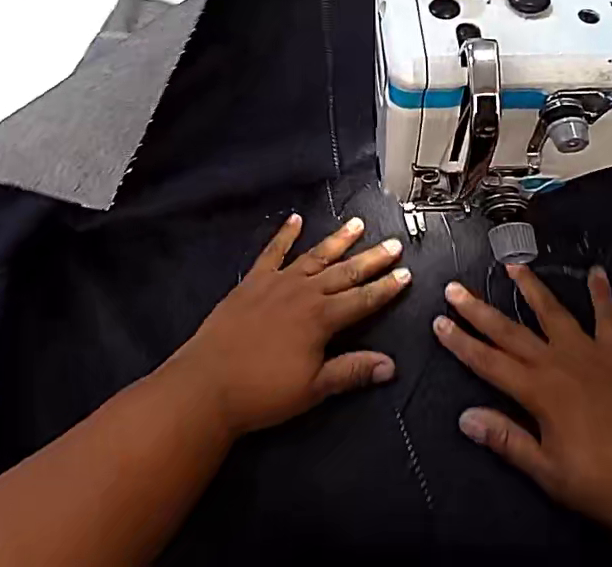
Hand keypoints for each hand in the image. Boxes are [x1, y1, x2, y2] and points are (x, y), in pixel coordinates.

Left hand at [164, 214, 411, 437]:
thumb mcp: (313, 389)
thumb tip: (391, 366)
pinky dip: (285, 235)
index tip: (406, 273)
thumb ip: (352, 371)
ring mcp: (278, 283)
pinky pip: (272, 253)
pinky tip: (295, 220)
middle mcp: (305, 292)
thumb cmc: (261, 392)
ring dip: (339, 240)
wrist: (205, 386)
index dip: (387, 287)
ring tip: (358, 224)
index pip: (364, 299)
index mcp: (322, 318)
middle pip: (346, 272)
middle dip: (372, 258)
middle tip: (394, 244)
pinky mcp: (252, 282)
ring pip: (316, 256)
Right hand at [432, 264, 611, 541]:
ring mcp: (591, 353)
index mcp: (539, 391)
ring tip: (513, 267)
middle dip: (480, 310)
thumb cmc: (608, 482)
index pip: (488, 362)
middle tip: (456, 289)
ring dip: (531, 288)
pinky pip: (609, 317)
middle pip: (511, 330)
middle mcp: (561, 362)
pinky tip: (598, 274)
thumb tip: (467, 417)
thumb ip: (507, 439)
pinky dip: (603, 294)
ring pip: (553, 312)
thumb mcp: (549, 471)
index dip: (461, 342)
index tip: (440, 323)